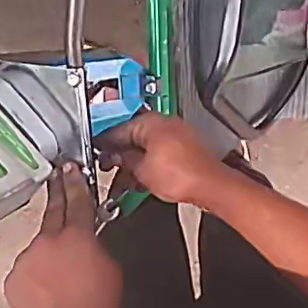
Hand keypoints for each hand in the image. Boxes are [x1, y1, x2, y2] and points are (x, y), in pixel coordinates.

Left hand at [4, 164, 120, 307]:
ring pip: (40, 243)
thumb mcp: (112, 271)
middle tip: (59, 177)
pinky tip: (49, 289)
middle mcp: (48, 241)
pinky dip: (37, 271)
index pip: (78, 200)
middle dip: (58, 192)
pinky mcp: (13, 277)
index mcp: (78, 236)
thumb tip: (89, 242)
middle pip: (54, 209)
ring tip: (62, 271)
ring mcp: (27, 258)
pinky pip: (28, 266)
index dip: (77, 182)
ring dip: (49, 248)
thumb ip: (98, 248)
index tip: (72, 169)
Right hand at [97, 112, 236, 206]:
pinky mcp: (184, 147)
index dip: (104, 142)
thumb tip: (116, 156)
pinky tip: (144, 177)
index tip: (97, 150)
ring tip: (127, 178)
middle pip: (133, 135)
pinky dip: (150, 162)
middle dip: (120, 153)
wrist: (210, 185)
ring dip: (135, 161)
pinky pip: (160, 151)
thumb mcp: (141, 170)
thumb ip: (124, 160)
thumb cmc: (183, 175)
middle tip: (110, 166)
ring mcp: (176, 134)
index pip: (117, 128)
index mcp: (150, 122)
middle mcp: (164, 123)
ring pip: (147, 145)